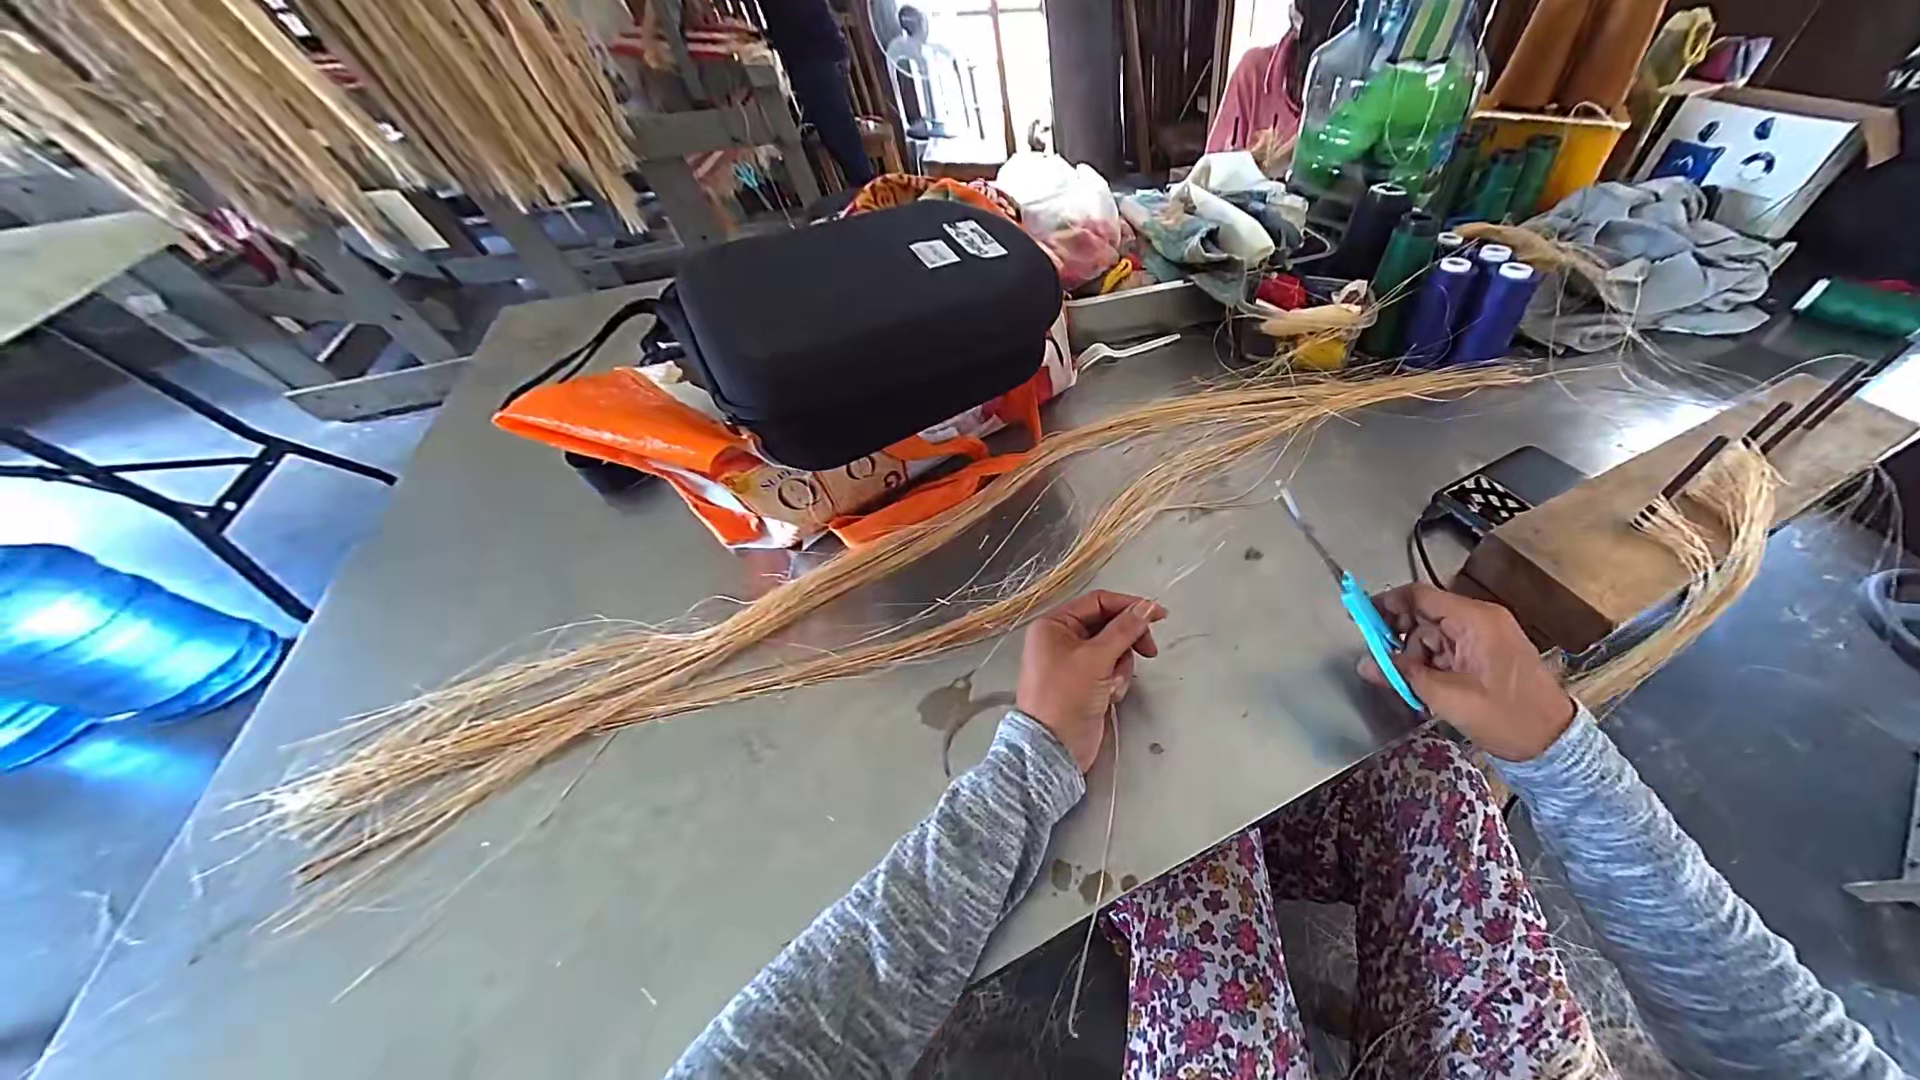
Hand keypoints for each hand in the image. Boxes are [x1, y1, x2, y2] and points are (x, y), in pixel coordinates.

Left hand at [1016, 591, 1166, 771]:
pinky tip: (1109, 696)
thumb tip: (1146, 606)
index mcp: (1054, 624)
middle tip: (1149, 651)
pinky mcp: (1086, 682)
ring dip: (1121, 666)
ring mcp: (1074, 661)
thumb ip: (1124, 629)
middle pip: (1109, 625)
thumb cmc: (1066, 695)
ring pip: (1114, 649)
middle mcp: (1062, 638)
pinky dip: (1116, 680)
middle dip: (1127, 641)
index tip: (1158, 614)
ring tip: (1112, 684)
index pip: (1098, 602)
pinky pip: (1112, 669)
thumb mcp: (1095, 658)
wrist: (1055, 747)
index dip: (1129, 605)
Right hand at [1358, 582, 1575, 761]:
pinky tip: (1427, 686)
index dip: (1385, 603)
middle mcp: (1480, 620)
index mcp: (1474, 620)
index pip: (1419, 595)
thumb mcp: (1445, 696)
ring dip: (1414, 656)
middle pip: (1421, 615)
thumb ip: (1402, 674)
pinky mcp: (1484, 651)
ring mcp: (1484, 635)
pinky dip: (1429, 663)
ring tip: (1413, 685)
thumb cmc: (1505, 716)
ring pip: (1429, 634)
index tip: (1359, 619)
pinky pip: (1444, 647)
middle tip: (1385, 663)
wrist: (1554, 745)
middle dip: (1399, 638)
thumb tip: (1365, 663)